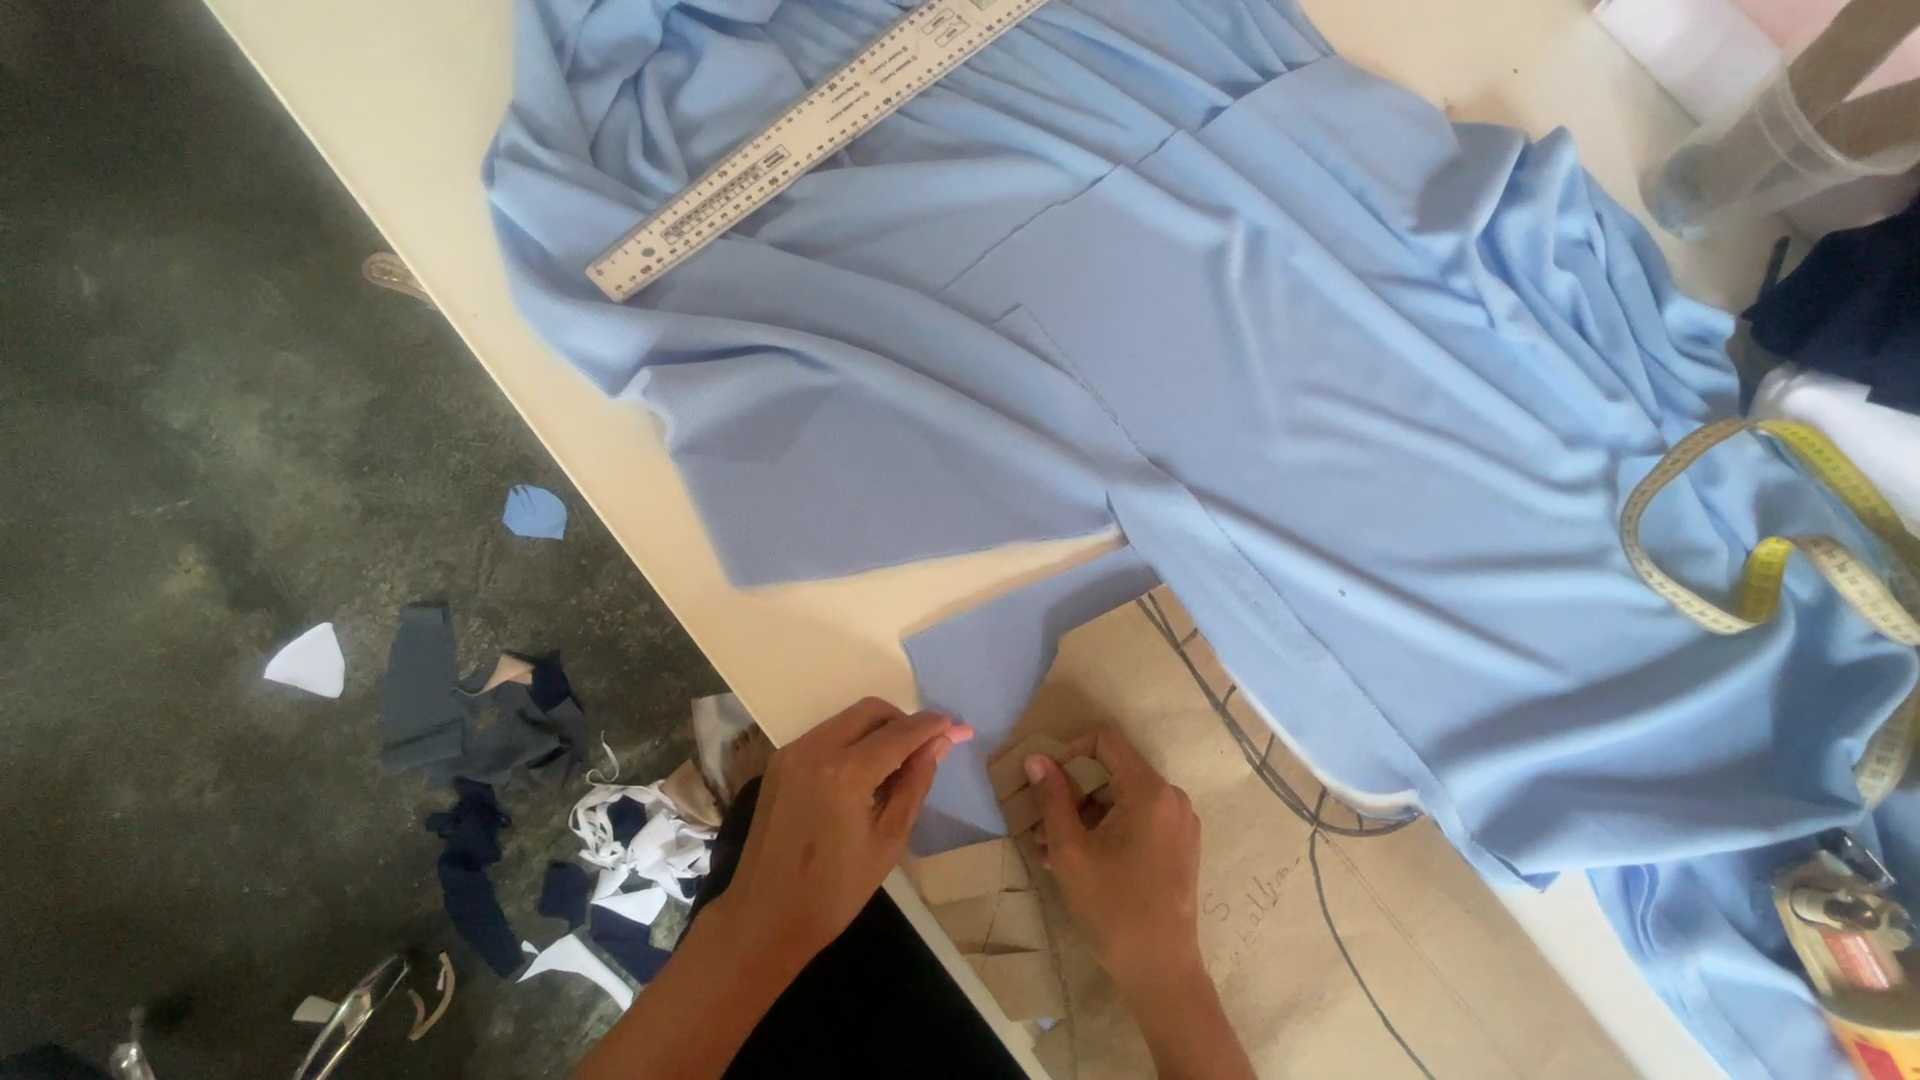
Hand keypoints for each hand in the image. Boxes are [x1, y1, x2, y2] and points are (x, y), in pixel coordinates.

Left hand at [712, 697, 971, 963]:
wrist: (765, 918)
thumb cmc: (834, 891)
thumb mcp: (889, 841)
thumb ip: (915, 783)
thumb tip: (939, 743)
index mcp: (845, 773)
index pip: (899, 733)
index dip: (932, 727)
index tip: (957, 727)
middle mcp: (815, 749)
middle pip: (871, 711)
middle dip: (903, 722)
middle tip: (924, 750)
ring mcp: (792, 753)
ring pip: (847, 719)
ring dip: (877, 731)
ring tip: (895, 768)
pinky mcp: (779, 763)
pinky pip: (825, 735)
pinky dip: (852, 742)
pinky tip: (862, 775)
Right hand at [1027, 726, 1202, 989]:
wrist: (1160, 970)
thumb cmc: (1112, 906)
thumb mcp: (1071, 849)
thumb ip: (1053, 797)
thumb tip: (1037, 759)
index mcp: (1150, 790)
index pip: (1106, 741)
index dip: (1071, 752)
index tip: (1048, 784)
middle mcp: (1171, 797)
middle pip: (1113, 771)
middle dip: (1073, 792)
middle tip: (1042, 826)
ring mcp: (1180, 823)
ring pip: (1122, 798)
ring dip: (1085, 815)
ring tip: (1051, 850)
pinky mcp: (1180, 846)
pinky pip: (1138, 820)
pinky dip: (1108, 829)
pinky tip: (1079, 861)